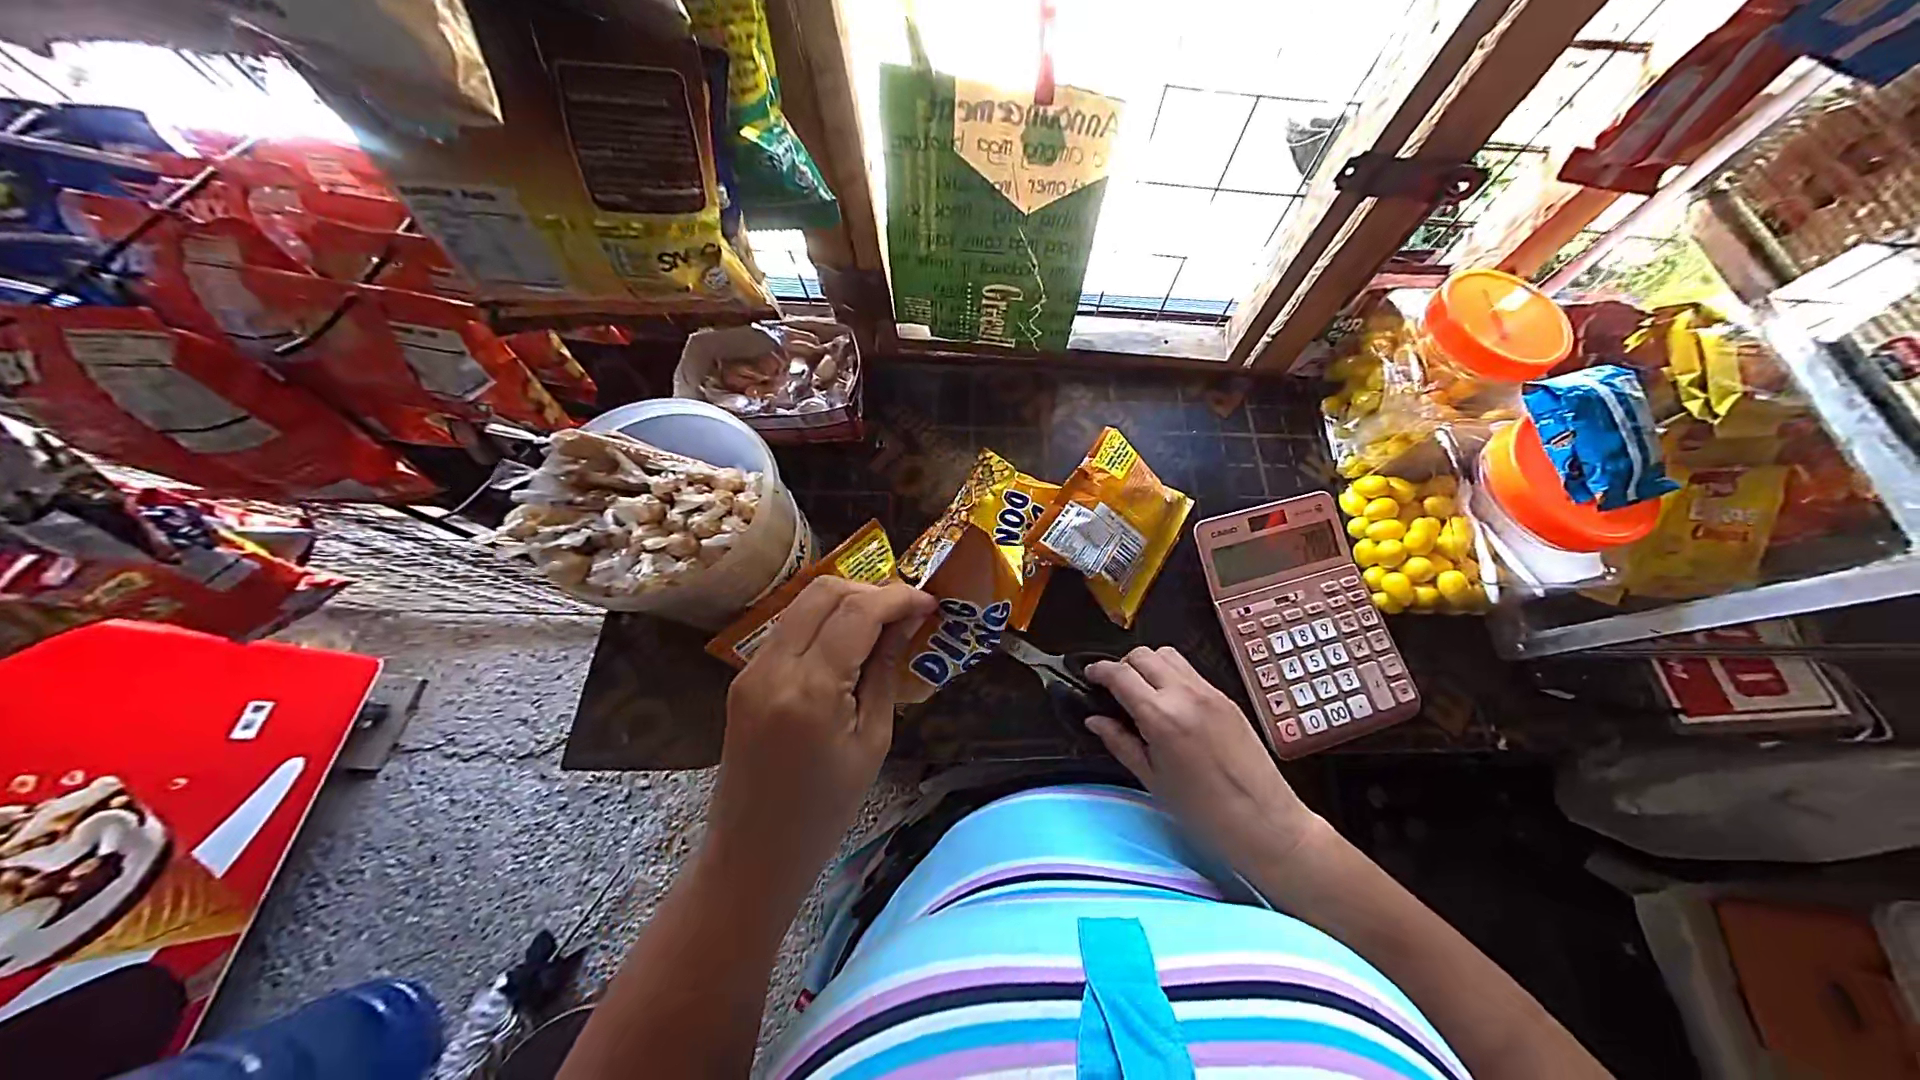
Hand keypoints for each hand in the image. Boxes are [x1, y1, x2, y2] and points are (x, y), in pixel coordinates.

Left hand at [710, 578, 935, 890]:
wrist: (753, 852)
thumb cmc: (825, 811)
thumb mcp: (872, 742)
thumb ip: (884, 672)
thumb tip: (903, 623)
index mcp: (811, 691)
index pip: (858, 612)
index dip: (899, 597)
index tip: (929, 602)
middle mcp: (773, 668)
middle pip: (824, 591)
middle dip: (871, 590)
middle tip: (905, 611)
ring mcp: (751, 670)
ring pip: (802, 603)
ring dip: (845, 601)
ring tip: (882, 623)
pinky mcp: (743, 677)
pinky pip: (788, 629)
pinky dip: (822, 622)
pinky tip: (847, 644)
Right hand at [1084, 646, 1319, 857]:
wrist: (1266, 823)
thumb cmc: (1206, 812)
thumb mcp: (1151, 779)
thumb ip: (1120, 742)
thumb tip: (1096, 721)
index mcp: (1161, 717)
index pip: (1120, 674)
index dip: (1098, 671)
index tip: (1090, 677)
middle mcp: (1186, 696)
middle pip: (1143, 654)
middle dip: (1122, 665)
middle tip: (1114, 688)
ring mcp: (1210, 693)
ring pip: (1168, 655)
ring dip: (1148, 665)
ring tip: (1142, 692)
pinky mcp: (1227, 698)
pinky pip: (1190, 671)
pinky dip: (1172, 676)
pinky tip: (1169, 703)